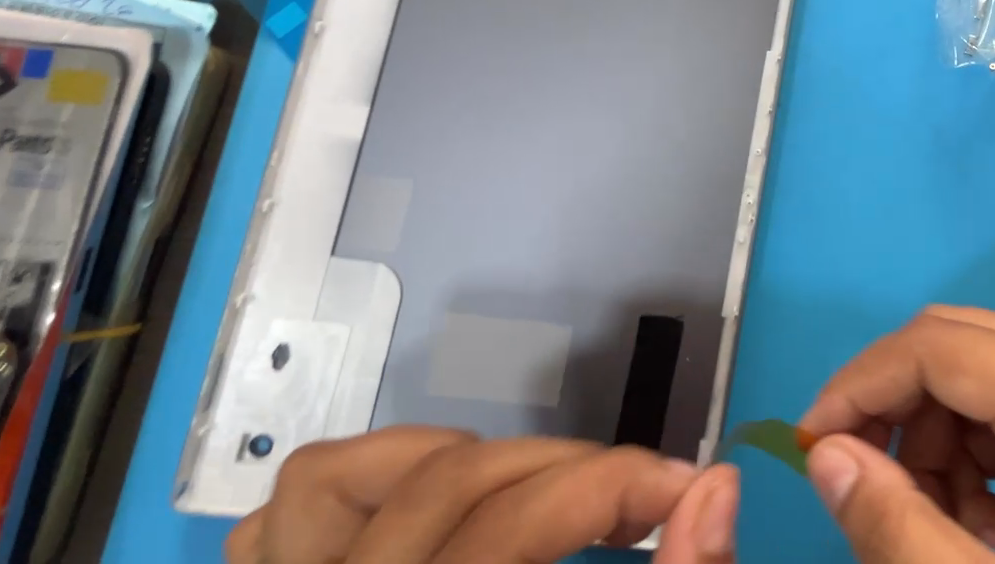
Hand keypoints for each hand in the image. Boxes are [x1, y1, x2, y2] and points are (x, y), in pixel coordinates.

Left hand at [223, 427, 740, 563]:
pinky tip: (442, 518)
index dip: (616, 481)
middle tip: (643, 499)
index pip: (509, 530)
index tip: (689, 486)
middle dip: (573, 468)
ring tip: (544, 499)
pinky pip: (277, 527)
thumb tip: (716, 486)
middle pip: (450, 489)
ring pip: (332, 486)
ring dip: (458, 464)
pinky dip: (365, 491)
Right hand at [798, 306, 994, 562]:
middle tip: (857, 479)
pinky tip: (972, 527)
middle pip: (953, 344)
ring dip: (931, 440)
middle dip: (892, 405)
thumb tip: (823, 453)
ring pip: (975, 375)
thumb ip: (893, 526)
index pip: (935, 347)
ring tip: (927, 525)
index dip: (859, 386)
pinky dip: (969, 456)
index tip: (808, 445)